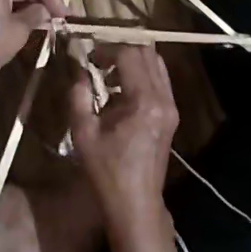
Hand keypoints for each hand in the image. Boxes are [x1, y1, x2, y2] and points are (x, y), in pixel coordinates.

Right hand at [67, 45, 179, 233]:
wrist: (135, 202)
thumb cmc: (106, 171)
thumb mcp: (83, 133)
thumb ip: (78, 96)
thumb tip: (78, 69)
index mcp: (143, 101)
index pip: (130, 55)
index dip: (107, 49)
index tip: (88, 57)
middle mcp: (163, 98)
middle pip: (147, 53)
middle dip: (121, 50)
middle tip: (97, 60)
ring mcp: (171, 105)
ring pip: (157, 64)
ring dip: (133, 61)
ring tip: (107, 75)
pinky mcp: (172, 113)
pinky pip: (160, 80)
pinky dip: (142, 75)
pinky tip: (121, 91)